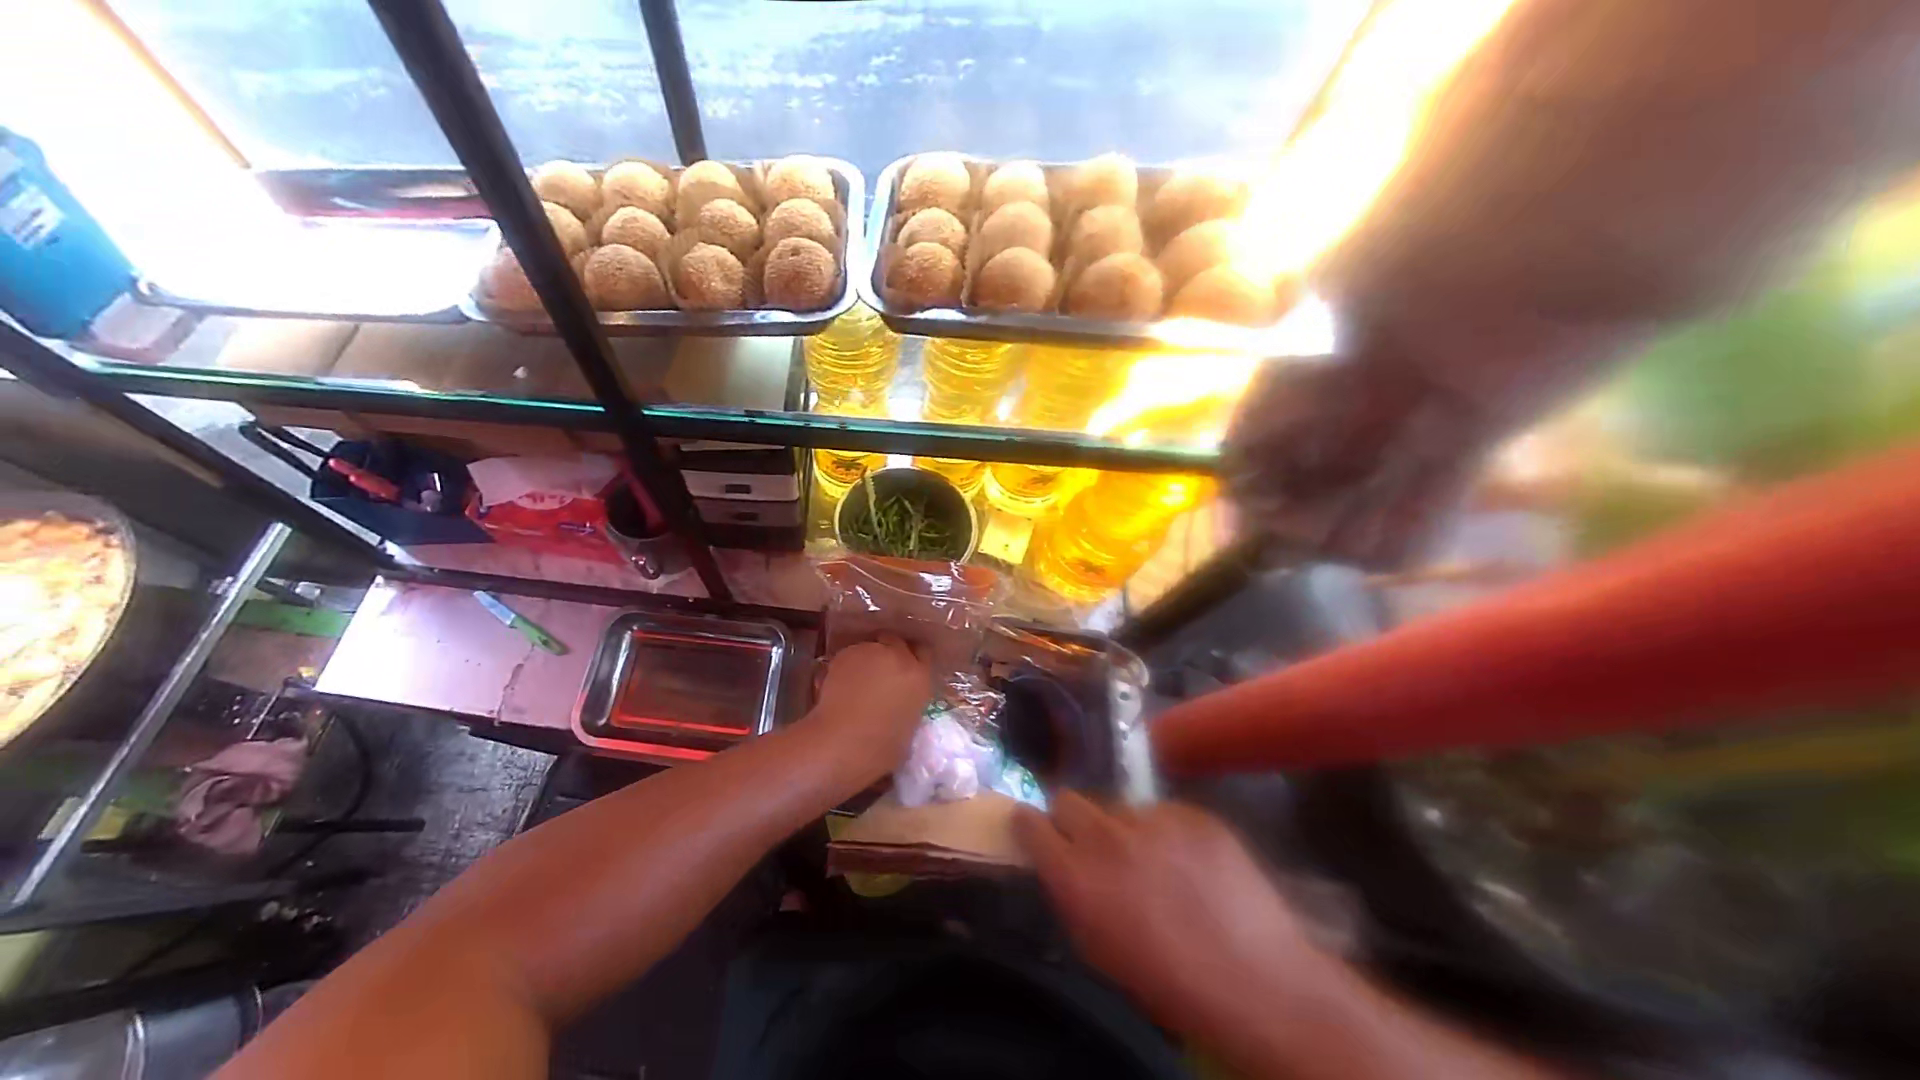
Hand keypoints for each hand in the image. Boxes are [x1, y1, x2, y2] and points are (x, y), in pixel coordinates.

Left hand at [804, 636, 930, 777]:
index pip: (923, 653)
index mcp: (920, 677)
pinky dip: (846, 666)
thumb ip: (908, 703)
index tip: (906, 667)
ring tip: (855, 680)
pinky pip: (849, 656)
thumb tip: (898, 701)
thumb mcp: (909, 725)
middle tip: (879, 671)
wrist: (844, 742)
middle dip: (889, 651)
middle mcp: (898, 657)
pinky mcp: (844, 654)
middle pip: (896, 641)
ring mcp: (870, 652)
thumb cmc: (882, 748)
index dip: (913, 658)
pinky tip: (838, 685)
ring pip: (870, 647)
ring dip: (866, 659)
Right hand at [1013, 794, 1343, 1043]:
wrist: (1254, 980)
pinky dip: (1165, 832)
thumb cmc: (1167, 982)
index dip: (1029, 826)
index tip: (1034, 832)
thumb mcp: (1097, 949)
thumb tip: (1057, 864)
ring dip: (1123, 829)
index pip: (1030, 823)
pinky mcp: (1192, 813)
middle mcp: (1106, 836)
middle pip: (1068, 800)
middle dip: (1070, 820)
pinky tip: (1188, 863)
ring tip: (1152, 862)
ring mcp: (1152, 819)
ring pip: (1118, 808)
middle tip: (1090, 846)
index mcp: (1075, 875)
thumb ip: (1070, 895)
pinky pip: (1162, 812)